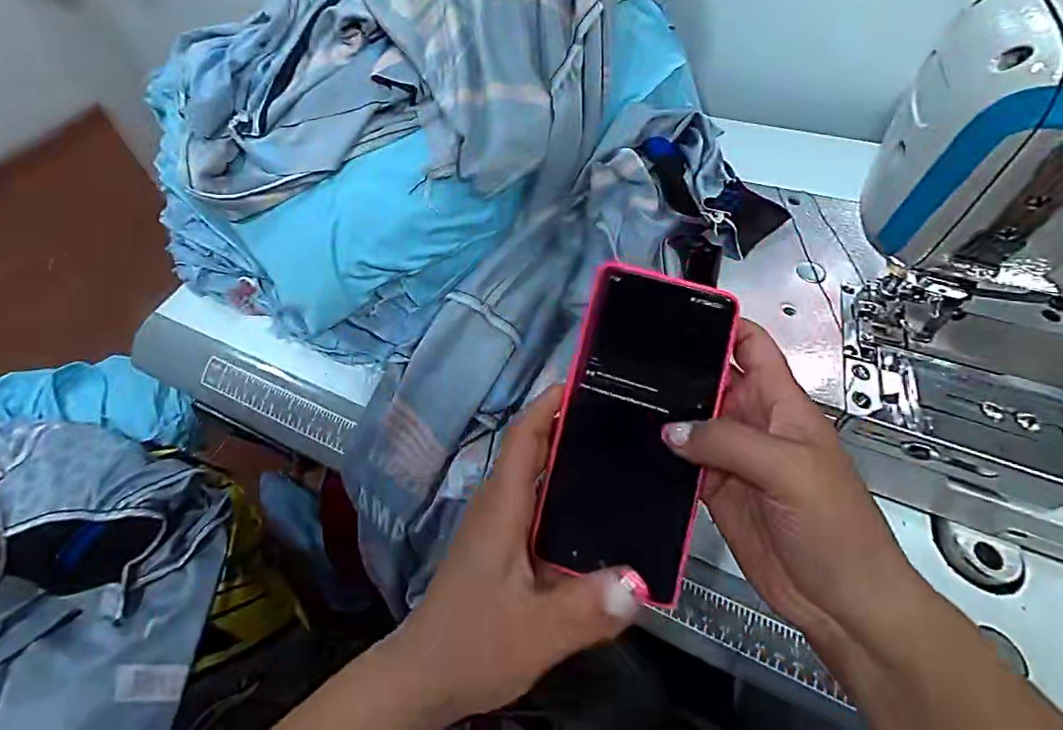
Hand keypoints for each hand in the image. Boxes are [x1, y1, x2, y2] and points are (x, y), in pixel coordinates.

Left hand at [365, 386, 643, 725]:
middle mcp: (498, 504)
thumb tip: (640, 581)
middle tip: (623, 418)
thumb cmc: (472, 644)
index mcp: (503, 504)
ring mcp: (497, 525)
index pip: (525, 434)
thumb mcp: (536, 631)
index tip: (587, 382)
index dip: (551, 402)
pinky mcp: (501, 547)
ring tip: (620, 456)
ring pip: (536, 477)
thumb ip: (587, 608)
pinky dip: (564, 495)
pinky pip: (537, 504)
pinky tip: (596, 515)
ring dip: (569, 460)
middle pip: (534, 448)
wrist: (423, 679)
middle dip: (571, 425)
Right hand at [662, 319, 916, 650]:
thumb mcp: (789, 470)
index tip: (681, 312)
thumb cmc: (840, 529)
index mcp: (781, 403)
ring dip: (667, 414)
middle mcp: (754, 423)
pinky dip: (663, 455)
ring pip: (692, 421)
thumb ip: (729, 441)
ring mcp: (734, 457)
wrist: (843, 604)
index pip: (751, 345)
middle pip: (712, 379)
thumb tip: (674, 431)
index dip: (722, 323)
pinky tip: (641, 448)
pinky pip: (684, 462)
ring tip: (630, 399)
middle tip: (638, 360)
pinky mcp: (717, 491)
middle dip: (680, 369)